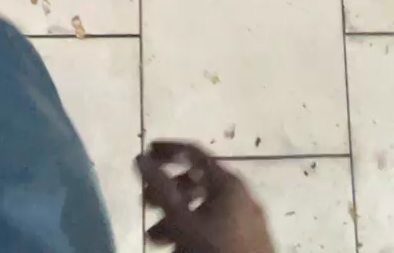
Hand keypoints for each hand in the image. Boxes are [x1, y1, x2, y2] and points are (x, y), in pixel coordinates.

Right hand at [136, 141, 273, 252]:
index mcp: (229, 184)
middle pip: (197, 183)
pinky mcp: (252, 243)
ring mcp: (250, 221)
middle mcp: (242, 196)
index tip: (145, 154)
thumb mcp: (182, 221)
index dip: (166, 151)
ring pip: (205, 209)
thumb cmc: (215, 250)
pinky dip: (195, 230)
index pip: (193, 153)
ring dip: (177, 218)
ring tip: (156, 238)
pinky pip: (218, 226)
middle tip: (146, 203)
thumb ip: (160, 187)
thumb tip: (140, 158)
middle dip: (167, 193)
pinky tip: (179, 247)